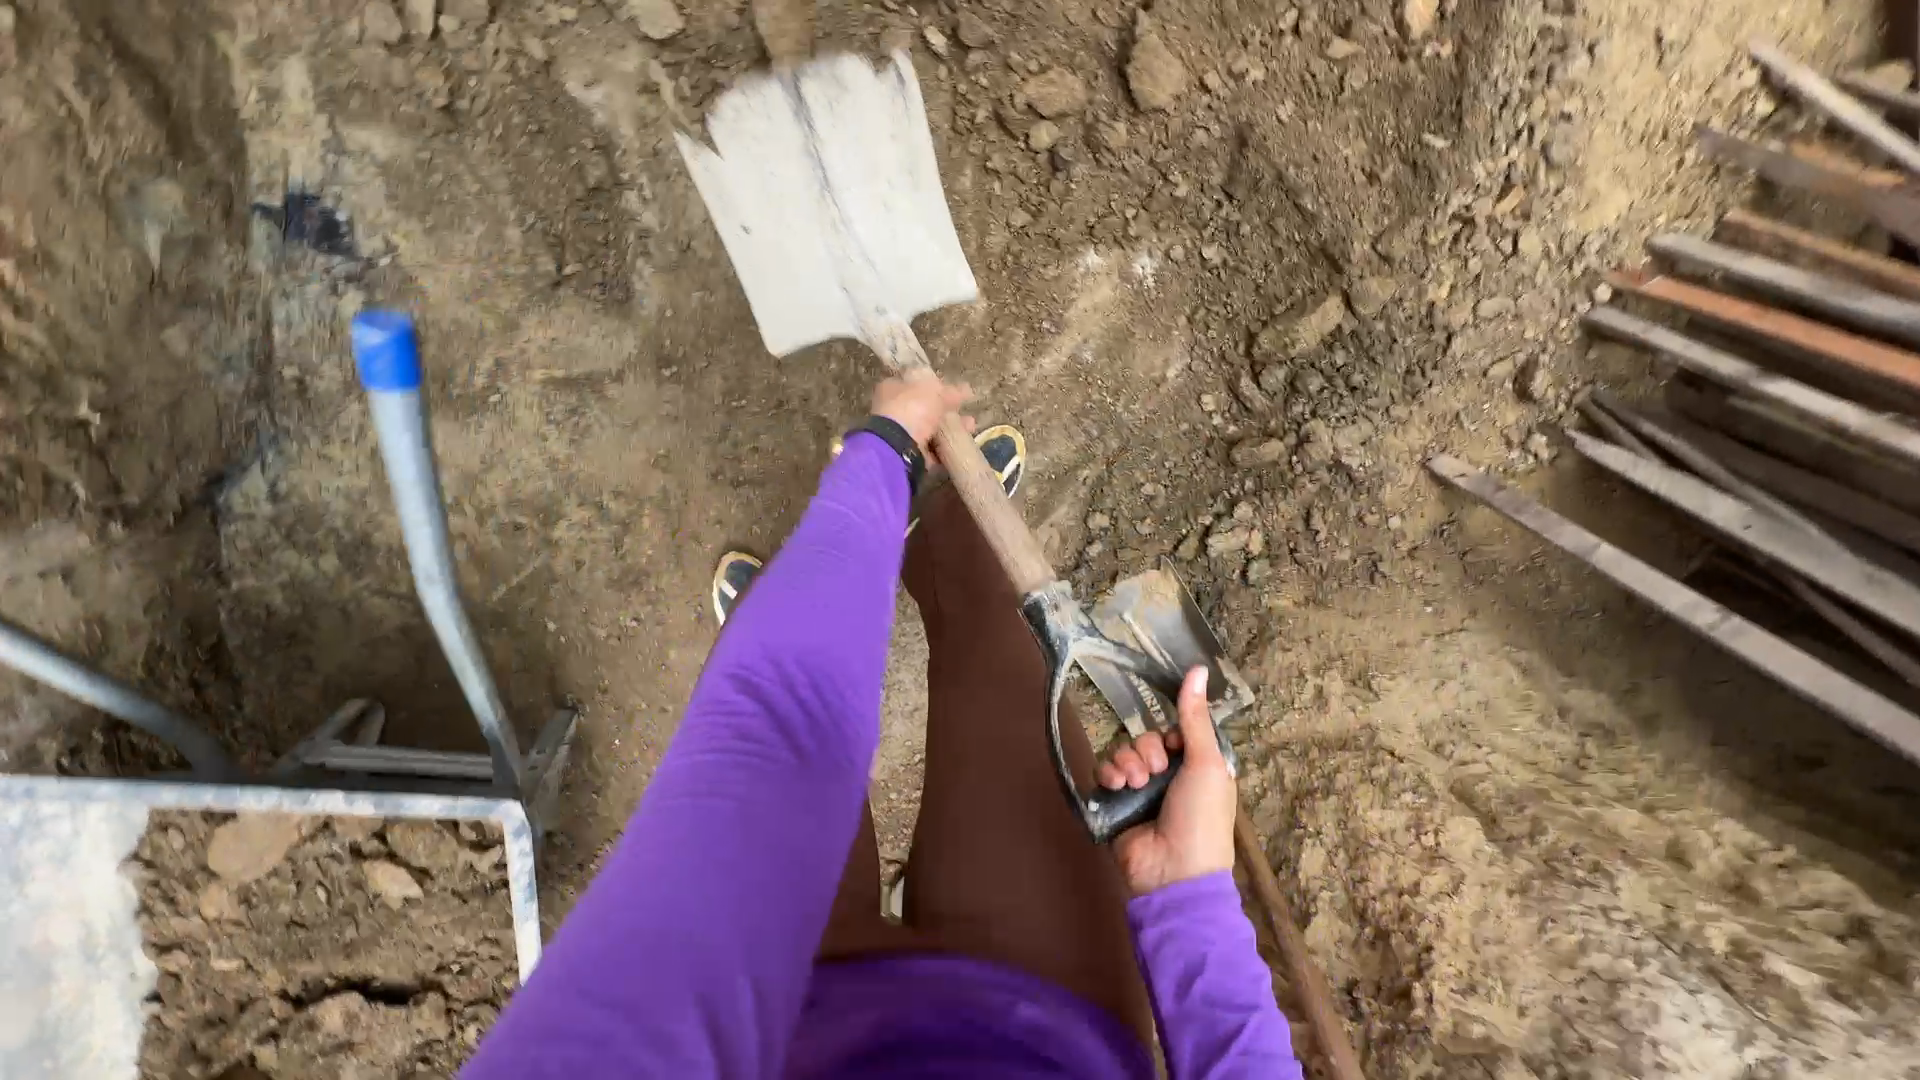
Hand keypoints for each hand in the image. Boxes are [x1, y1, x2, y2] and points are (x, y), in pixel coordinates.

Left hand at [871, 371, 972, 452]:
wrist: (898, 446)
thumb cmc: (913, 409)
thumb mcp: (936, 391)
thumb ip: (951, 391)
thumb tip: (966, 389)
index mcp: (893, 389)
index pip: (916, 384)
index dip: (936, 388)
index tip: (955, 393)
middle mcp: (892, 410)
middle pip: (924, 409)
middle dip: (947, 412)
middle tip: (966, 414)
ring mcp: (898, 435)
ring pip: (929, 431)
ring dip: (949, 431)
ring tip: (970, 428)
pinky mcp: (906, 455)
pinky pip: (930, 451)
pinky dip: (944, 449)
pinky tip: (959, 446)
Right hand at [1096, 666, 1237, 896]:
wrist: (1173, 871)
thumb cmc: (1201, 817)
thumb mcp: (1205, 763)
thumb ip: (1195, 717)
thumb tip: (1199, 668)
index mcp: (1197, 767)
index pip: (1172, 731)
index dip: (1168, 735)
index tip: (1172, 746)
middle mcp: (1169, 776)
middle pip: (1145, 739)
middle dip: (1145, 751)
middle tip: (1155, 773)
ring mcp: (1141, 790)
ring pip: (1122, 752)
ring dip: (1126, 763)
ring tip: (1134, 784)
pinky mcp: (1117, 802)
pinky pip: (1104, 771)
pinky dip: (1108, 775)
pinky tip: (1116, 786)